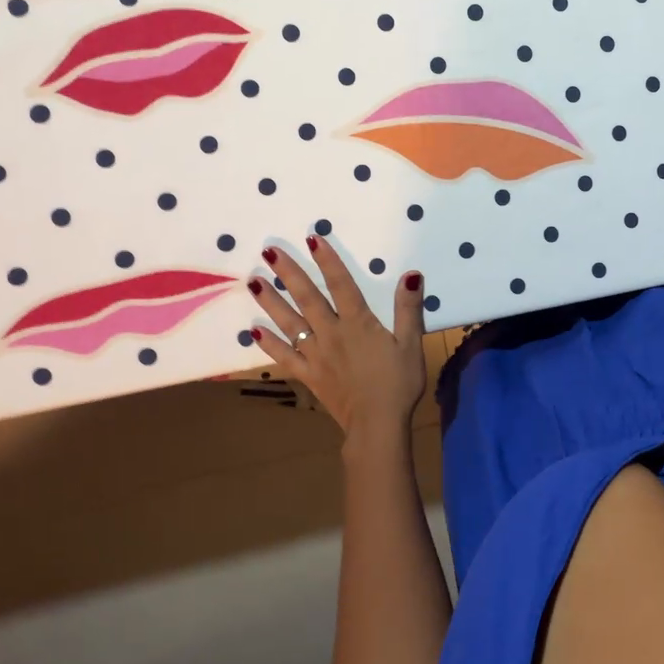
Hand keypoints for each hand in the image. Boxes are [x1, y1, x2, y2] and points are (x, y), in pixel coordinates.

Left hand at [247, 234, 425, 439]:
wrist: (376, 424)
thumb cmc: (398, 383)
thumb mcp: (411, 344)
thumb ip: (408, 309)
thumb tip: (411, 275)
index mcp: (359, 324)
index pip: (342, 285)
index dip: (328, 261)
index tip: (313, 239)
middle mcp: (332, 334)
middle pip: (308, 298)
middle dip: (289, 273)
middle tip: (268, 251)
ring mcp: (316, 355)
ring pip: (289, 323)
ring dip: (271, 301)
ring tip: (252, 281)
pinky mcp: (309, 375)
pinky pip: (285, 356)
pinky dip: (268, 343)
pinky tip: (254, 330)